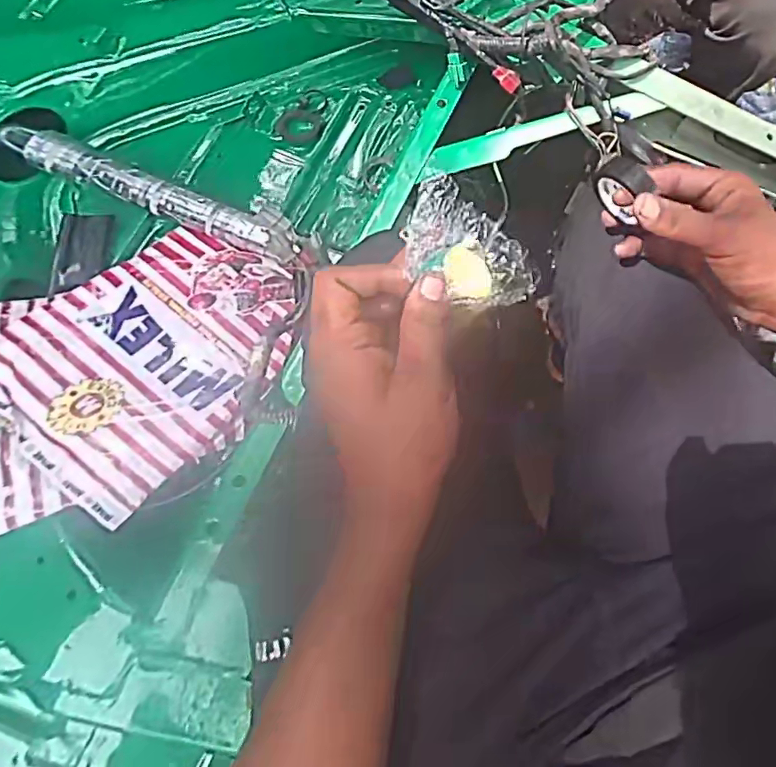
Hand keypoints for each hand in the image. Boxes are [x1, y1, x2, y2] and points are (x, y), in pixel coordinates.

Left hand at [306, 263, 457, 521]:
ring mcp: (344, 365)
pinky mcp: (360, 377)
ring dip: (405, 307)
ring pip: (368, 315)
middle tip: (440, 292)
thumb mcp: (423, 377)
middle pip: (351, 294)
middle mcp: (331, 349)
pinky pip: (377, 338)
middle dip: (397, 287)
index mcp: (336, 345)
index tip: (417, 284)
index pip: (335, 281)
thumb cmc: (406, 442)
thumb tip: (432, 277)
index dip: (375, 273)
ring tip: (444, 311)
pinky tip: (435, 336)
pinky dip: (404, 329)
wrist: (392, 501)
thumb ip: (426, 324)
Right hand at [603, 164, 775, 329]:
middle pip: (662, 198)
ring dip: (635, 226)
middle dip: (635, 204)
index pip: (674, 176)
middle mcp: (708, 206)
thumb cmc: (768, 262)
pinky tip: (628, 249)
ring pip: (657, 222)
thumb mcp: (719, 235)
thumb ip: (677, 220)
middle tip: (611, 210)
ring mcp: (698, 231)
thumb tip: (642, 205)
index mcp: (722, 188)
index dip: (644, 183)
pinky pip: (659, 244)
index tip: (619, 191)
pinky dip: (641, 245)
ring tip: (614, 229)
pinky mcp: (691, 254)